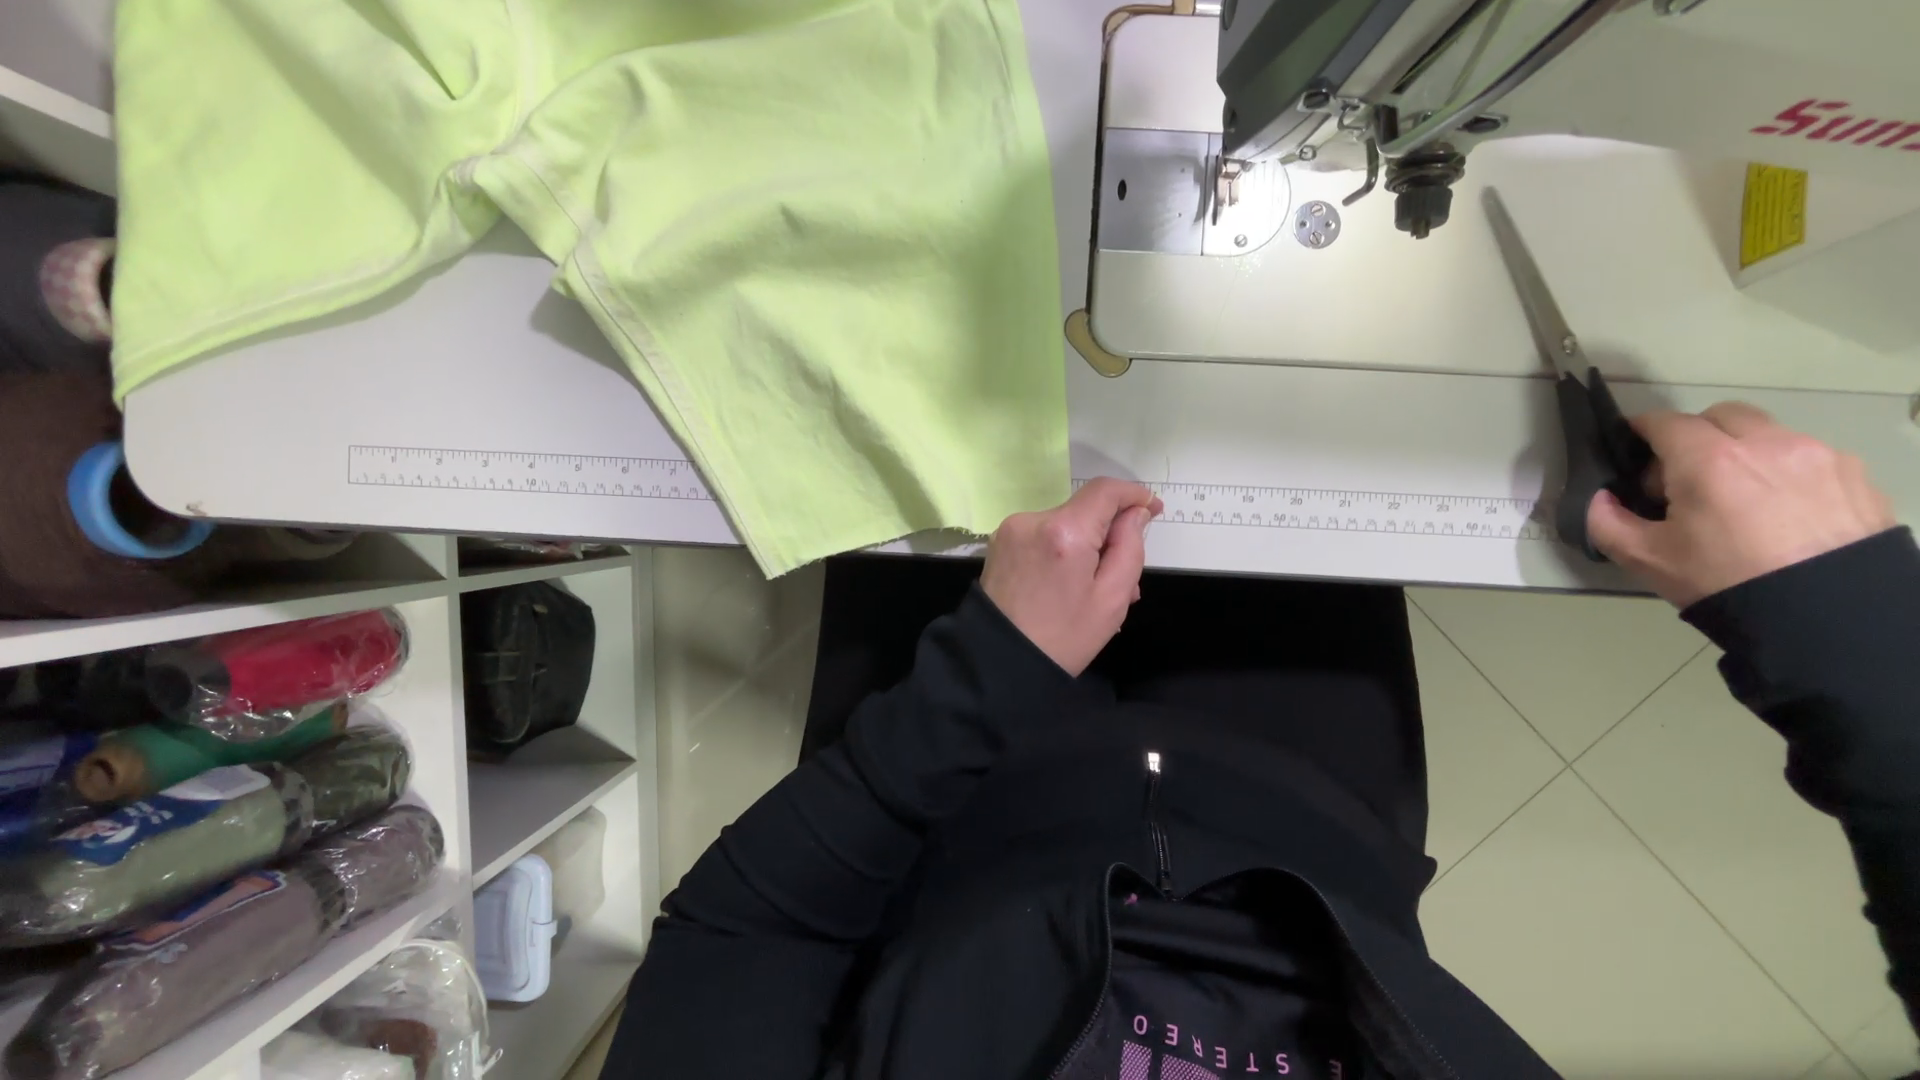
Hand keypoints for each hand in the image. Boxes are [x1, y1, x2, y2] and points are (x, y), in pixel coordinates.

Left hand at [981, 477, 1162, 674]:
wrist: (1000, 662)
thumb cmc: (1063, 638)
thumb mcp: (1112, 598)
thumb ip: (1129, 547)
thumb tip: (1134, 513)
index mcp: (1064, 531)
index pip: (1105, 490)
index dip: (1134, 495)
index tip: (1153, 510)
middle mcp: (1033, 520)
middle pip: (1085, 511)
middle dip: (1110, 536)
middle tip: (1127, 580)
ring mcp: (1011, 530)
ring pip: (1064, 525)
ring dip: (1086, 548)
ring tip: (1095, 591)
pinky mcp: (1000, 543)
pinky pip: (1043, 537)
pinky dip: (1062, 553)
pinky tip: (1068, 586)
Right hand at [1588, 402, 1895, 606]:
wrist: (1825, 615)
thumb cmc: (1722, 580)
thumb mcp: (1645, 557)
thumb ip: (1605, 521)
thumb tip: (1600, 498)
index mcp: (1708, 460)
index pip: (1665, 422)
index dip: (1641, 430)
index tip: (1634, 448)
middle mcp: (1766, 444)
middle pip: (1721, 416)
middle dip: (1696, 435)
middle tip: (1685, 475)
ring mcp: (1818, 456)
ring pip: (1768, 433)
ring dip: (1743, 450)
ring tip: (1738, 494)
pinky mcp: (1855, 475)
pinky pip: (1808, 457)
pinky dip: (1785, 471)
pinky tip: (1781, 509)